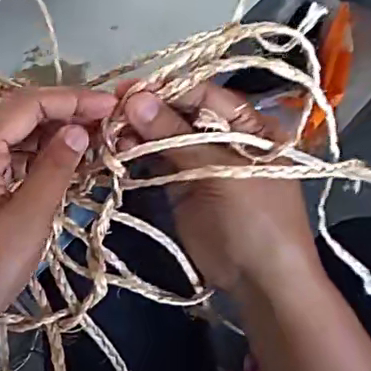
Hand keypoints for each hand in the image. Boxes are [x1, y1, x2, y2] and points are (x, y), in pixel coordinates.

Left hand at [0, 86, 115, 370]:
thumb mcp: (29, 218)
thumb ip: (54, 169)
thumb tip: (78, 130)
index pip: (26, 104)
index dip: (71, 99)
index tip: (110, 105)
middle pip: (18, 116)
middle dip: (64, 114)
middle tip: (108, 122)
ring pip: (14, 139)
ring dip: (52, 136)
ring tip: (94, 140)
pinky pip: (6, 161)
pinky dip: (36, 159)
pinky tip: (64, 164)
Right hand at [118, 83, 320, 299]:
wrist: (261, 281)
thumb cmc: (256, 219)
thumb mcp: (222, 171)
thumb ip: (177, 136)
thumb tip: (135, 100)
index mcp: (250, 126)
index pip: (206, 97)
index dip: (169, 90)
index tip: (130, 89)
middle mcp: (224, 138)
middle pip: (181, 114)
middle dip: (148, 110)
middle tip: (110, 109)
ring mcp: (201, 163)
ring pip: (164, 137)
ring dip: (137, 132)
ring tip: (108, 130)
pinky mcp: (181, 187)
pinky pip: (156, 162)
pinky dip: (137, 155)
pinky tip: (116, 149)